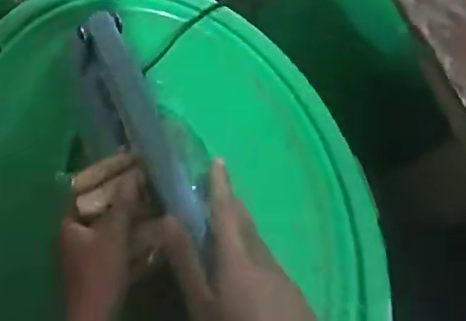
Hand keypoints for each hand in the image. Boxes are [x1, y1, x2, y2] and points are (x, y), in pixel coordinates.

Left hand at [60, 169, 142, 320]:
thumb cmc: (99, 274)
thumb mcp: (113, 236)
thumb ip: (123, 205)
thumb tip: (134, 175)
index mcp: (68, 223)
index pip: (82, 189)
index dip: (101, 176)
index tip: (122, 166)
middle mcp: (71, 237)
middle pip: (96, 210)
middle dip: (118, 200)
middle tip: (139, 186)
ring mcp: (82, 258)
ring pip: (106, 231)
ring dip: (126, 221)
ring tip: (148, 208)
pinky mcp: (95, 276)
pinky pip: (112, 250)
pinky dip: (127, 242)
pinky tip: (146, 238)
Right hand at [159, 159, 317, 320]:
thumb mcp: (202, 306)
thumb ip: (186, 263)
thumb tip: (168, 217)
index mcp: (237, 256)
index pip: (225, 209)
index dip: (220, 183)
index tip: (218, 159)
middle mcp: (263, 258)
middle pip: (245, 224)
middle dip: (231, 207)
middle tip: (215, 195)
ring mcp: (284, 279)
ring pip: (259, 245)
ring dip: (243, 233)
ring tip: (227, 235)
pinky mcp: (297, 299)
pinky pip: (270, 265)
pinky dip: (256, 257)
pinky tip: (250, 275)